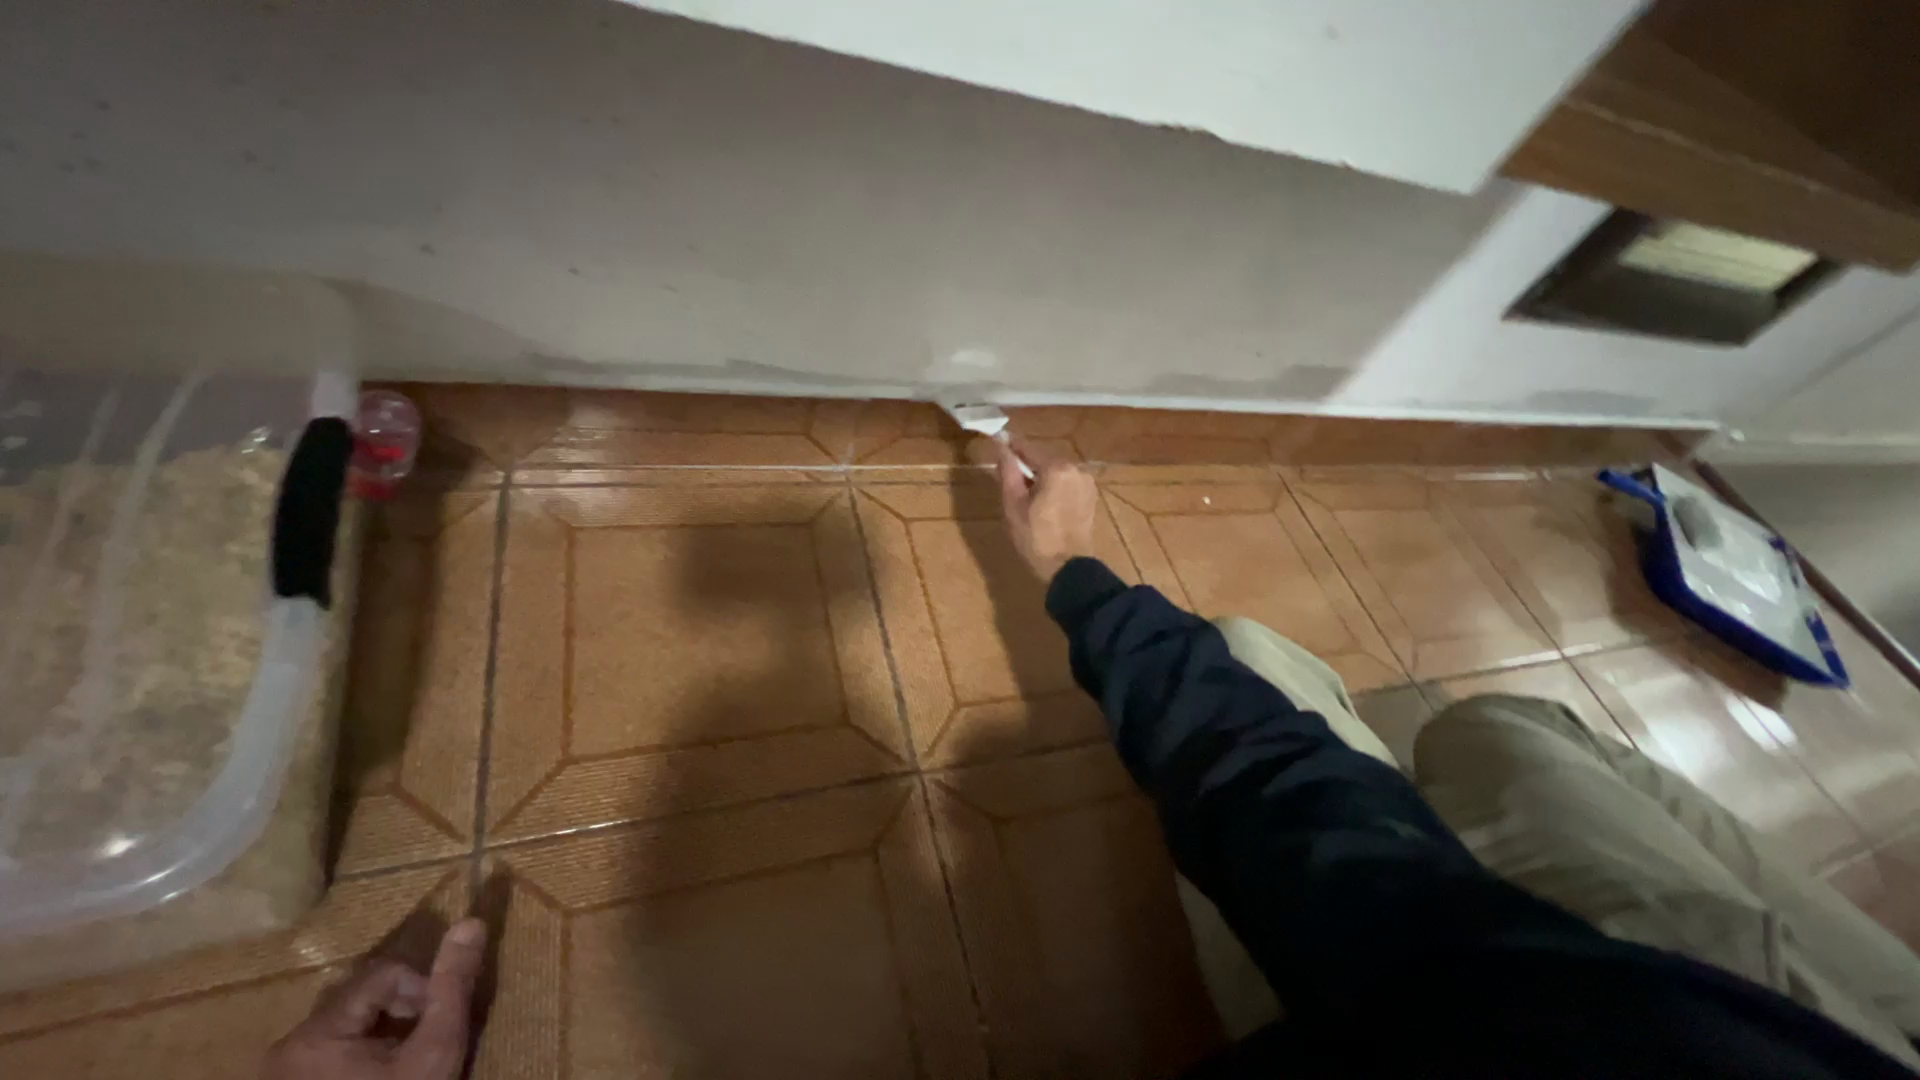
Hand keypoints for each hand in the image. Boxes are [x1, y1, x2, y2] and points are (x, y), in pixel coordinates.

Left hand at [264, 919, 486, 1079]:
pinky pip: (327, 1056)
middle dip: (401, 1015)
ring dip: (382, 1037)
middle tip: (423, 1048)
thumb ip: (452, 986)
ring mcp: (276, 1078)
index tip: (436, 1027)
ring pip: (346, 1028)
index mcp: (314, 1034)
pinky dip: (358, 1061)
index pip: (385, 975)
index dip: (422, 991)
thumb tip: (471, 921)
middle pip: (361, 1000)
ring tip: (404, 1069)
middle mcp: (284, 1050)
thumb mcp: (435, 1051)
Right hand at [994, 436, 1097, 582]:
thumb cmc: (1036, 538)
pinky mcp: (1090, 496)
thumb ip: (1008, 471)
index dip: (1010, 445)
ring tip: (1026, 493)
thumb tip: (1000, 446)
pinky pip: (1067, 482)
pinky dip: (1054, 486)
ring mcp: (1086, 482)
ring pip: (1056, 470)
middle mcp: (1076, 468)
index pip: (1029, 447)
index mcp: (1057, 468)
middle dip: (1027, 464)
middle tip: (1009, 475)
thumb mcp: (1014, 504)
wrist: (1068, 568)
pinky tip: (1044, 502)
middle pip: (1044, 458)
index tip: (996, 441)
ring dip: (1041, 475)